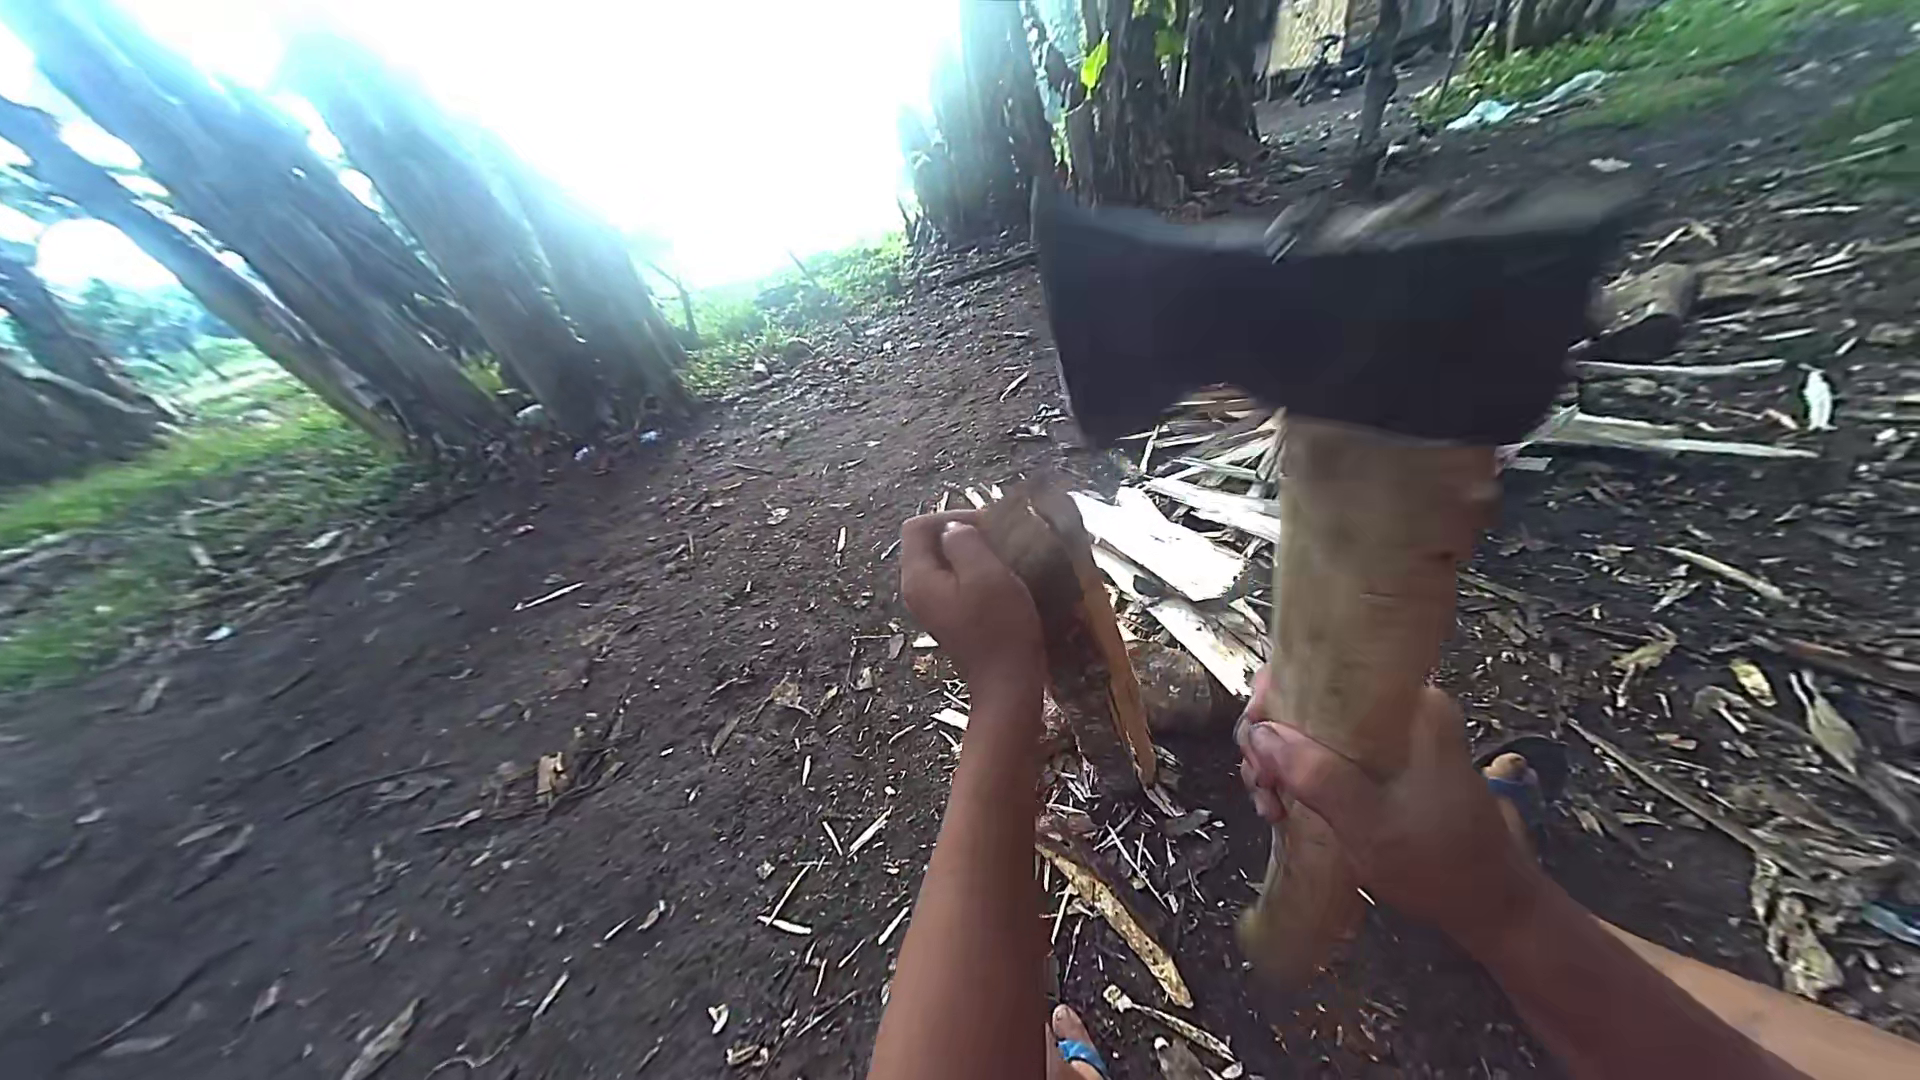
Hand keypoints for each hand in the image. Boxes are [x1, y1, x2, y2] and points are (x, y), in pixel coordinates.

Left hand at [899, 511, 1043, 698]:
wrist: (1008, 684)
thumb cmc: (1000, 628)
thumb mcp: (986, 575)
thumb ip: (965, 543)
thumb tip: (955, 529)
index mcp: (918, 578)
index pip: (918, 526)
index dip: (951, 517)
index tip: (987, 525)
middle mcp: (917, 590)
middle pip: (929, 543)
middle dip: (963, 533)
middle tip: (998, 538)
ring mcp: (933, 605)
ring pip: (945, 561)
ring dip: (973, 553)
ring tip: (1003, 556)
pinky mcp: (951, 616)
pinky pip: (956, 581)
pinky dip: (976, 572)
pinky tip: (1001, 579)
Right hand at [1235, 668, 1546, 955]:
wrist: (1490, 910)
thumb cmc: (1441, 864)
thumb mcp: (1369, 822)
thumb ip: (1315, 773)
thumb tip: (1260, 733)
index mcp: (1404, 705)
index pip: (1320, 671)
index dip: (1273, 697)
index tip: (1257, 739)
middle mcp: (1391, 709)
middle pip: (1302, 700)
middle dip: (1268, 740)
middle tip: (1260, 781)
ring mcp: (1380, 734)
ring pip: (1302, 727)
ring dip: (1274, 762)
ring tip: (1269, 803)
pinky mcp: (1372, 759)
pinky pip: (1315, 750)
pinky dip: (1291, 774)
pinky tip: (1281, 805)